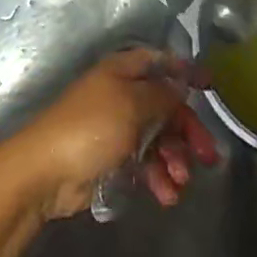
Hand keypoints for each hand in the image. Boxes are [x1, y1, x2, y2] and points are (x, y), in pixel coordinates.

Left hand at [5, 47, 219, 219]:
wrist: (45, 173)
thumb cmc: (90, 127)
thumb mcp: (132, 103)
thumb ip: (162, 94)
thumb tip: (180, 86)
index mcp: (122, 72)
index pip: (159, 62)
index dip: (185, 70)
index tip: (211, 85)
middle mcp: (121, 95)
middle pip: (165, 106)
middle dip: (187, 130)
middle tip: (208, 156)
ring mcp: (116, 128)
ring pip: (157, 139)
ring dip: (174, 159)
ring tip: (180, 182)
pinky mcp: (112, 159)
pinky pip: (144, 163)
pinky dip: (157, 177)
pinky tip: (165, 194)